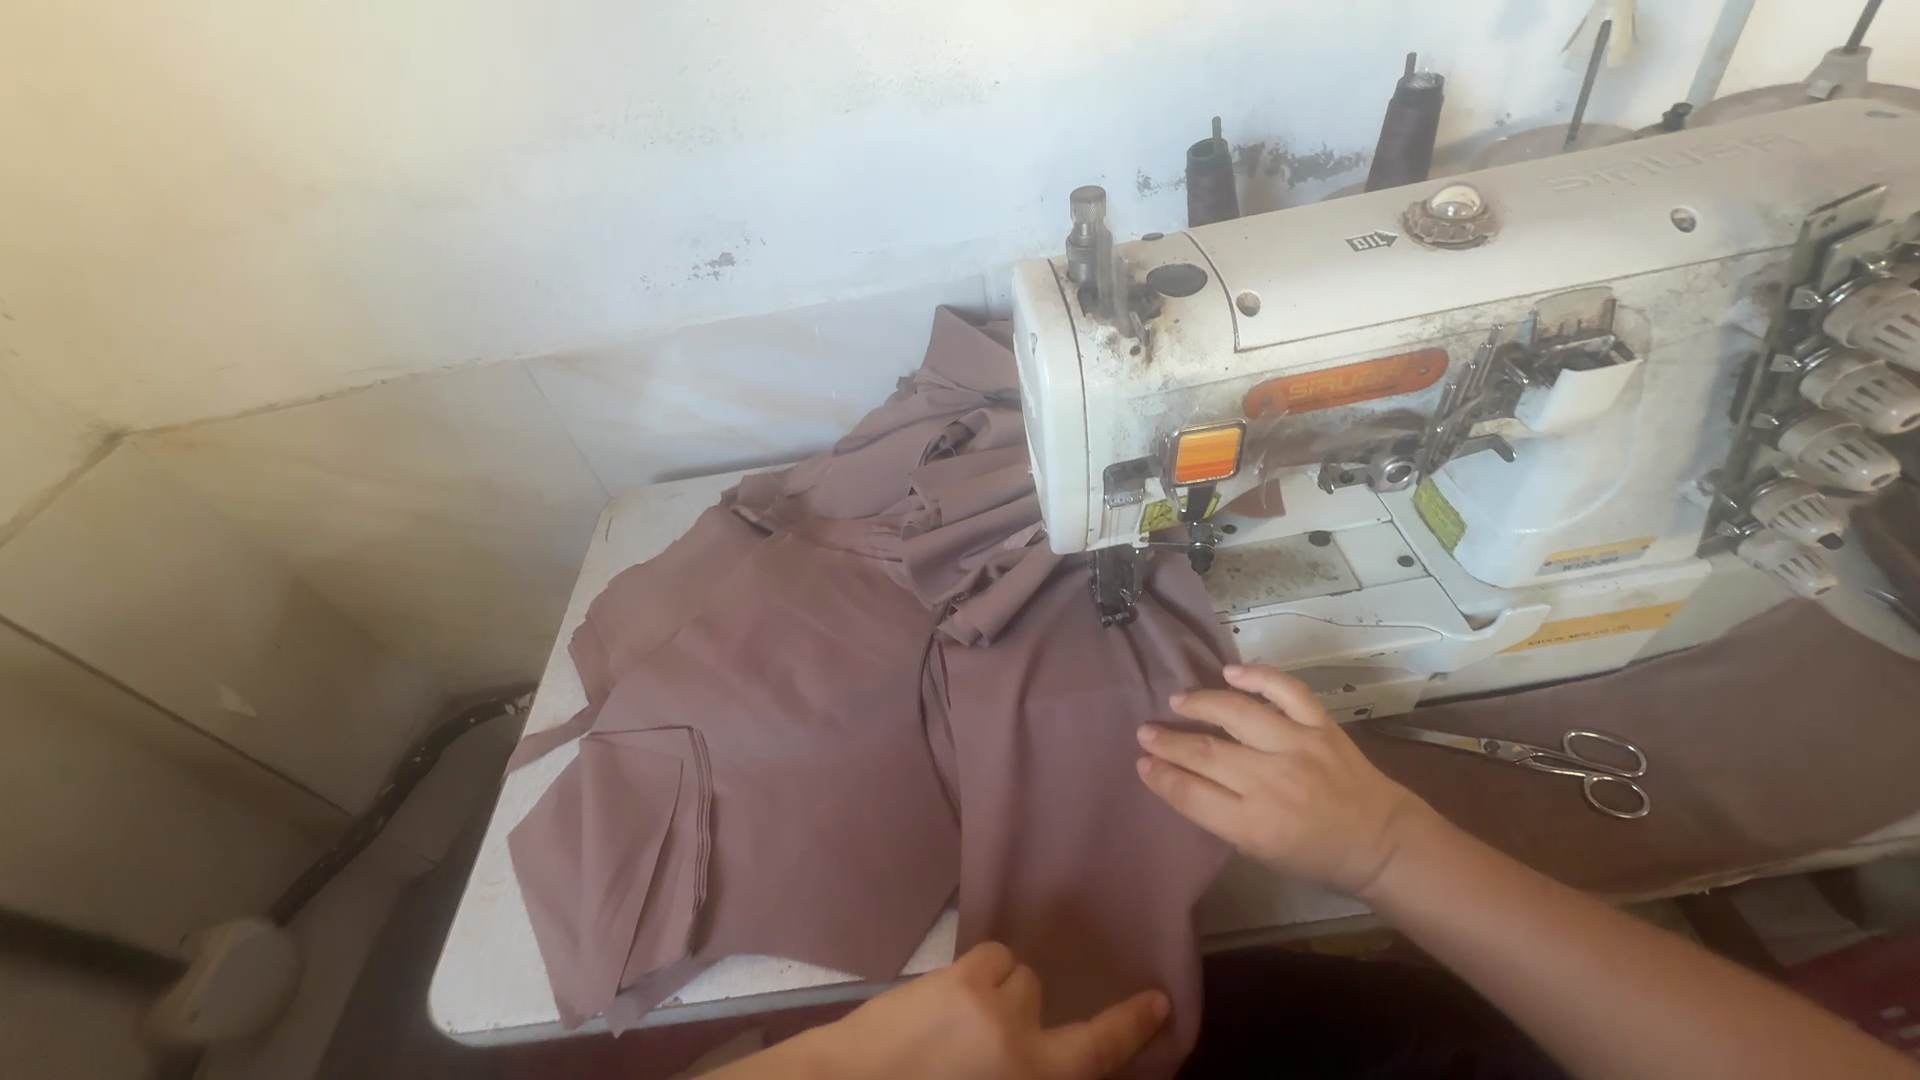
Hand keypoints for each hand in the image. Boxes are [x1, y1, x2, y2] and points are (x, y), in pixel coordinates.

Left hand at [723, 943, 1167, 1079]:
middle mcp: (1020, 1040)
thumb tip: (1040, 1045)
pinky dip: (978, 972)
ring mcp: (988, 1003)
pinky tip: (949, 997)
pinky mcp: (957, 978)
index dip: (1132, 1028)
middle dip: (1021, 1017)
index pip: (1097, 1052)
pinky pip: (990, 956)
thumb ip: (1025, 1063)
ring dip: (997, 990)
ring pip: (1017, 974)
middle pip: (1043, 1002)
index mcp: (1033, 1075)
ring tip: (959, 1018)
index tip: (1159, 1000)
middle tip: (980, 1041)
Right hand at [1135, 664, 1437, 896]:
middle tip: (1144, 730)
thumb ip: (1220, 815)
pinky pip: (1287, 692)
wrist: (1380, 842)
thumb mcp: (1259, 851)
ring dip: (1200, 703)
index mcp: (1255, 826)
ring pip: (1238, 713)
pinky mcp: (1322, 727)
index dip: (1160, 775)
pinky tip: (1230, 672)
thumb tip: (1180, 777)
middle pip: (1206, 752)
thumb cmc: (1314, 855)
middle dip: (1167, 740)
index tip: (1141, 761)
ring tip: (1177, 700)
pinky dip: (1257, 676)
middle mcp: (1272, 782)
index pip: (1191, 793)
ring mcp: (1299, 748)